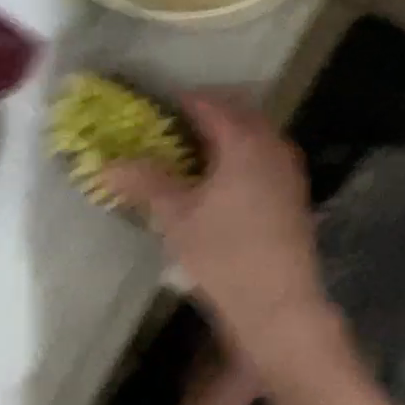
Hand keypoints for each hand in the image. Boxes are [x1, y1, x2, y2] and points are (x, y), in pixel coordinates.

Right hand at [102, 93, 329, 352]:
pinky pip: (267, 155)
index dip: (182, 101)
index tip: (157, 106)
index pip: (209, 104)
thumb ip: (146, 183)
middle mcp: (272, 144)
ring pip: (256, 134)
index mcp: (243, 140)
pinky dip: (245, 154)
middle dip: (208, 113)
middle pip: (238, 113)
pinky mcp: (296, 191)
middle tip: (174, 126)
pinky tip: (225, 180)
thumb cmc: (224, 254)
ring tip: (196, 153)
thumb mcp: (177, 218)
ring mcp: (289, 167)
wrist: (280, 304)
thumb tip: (108, 164)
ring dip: (228, 134)